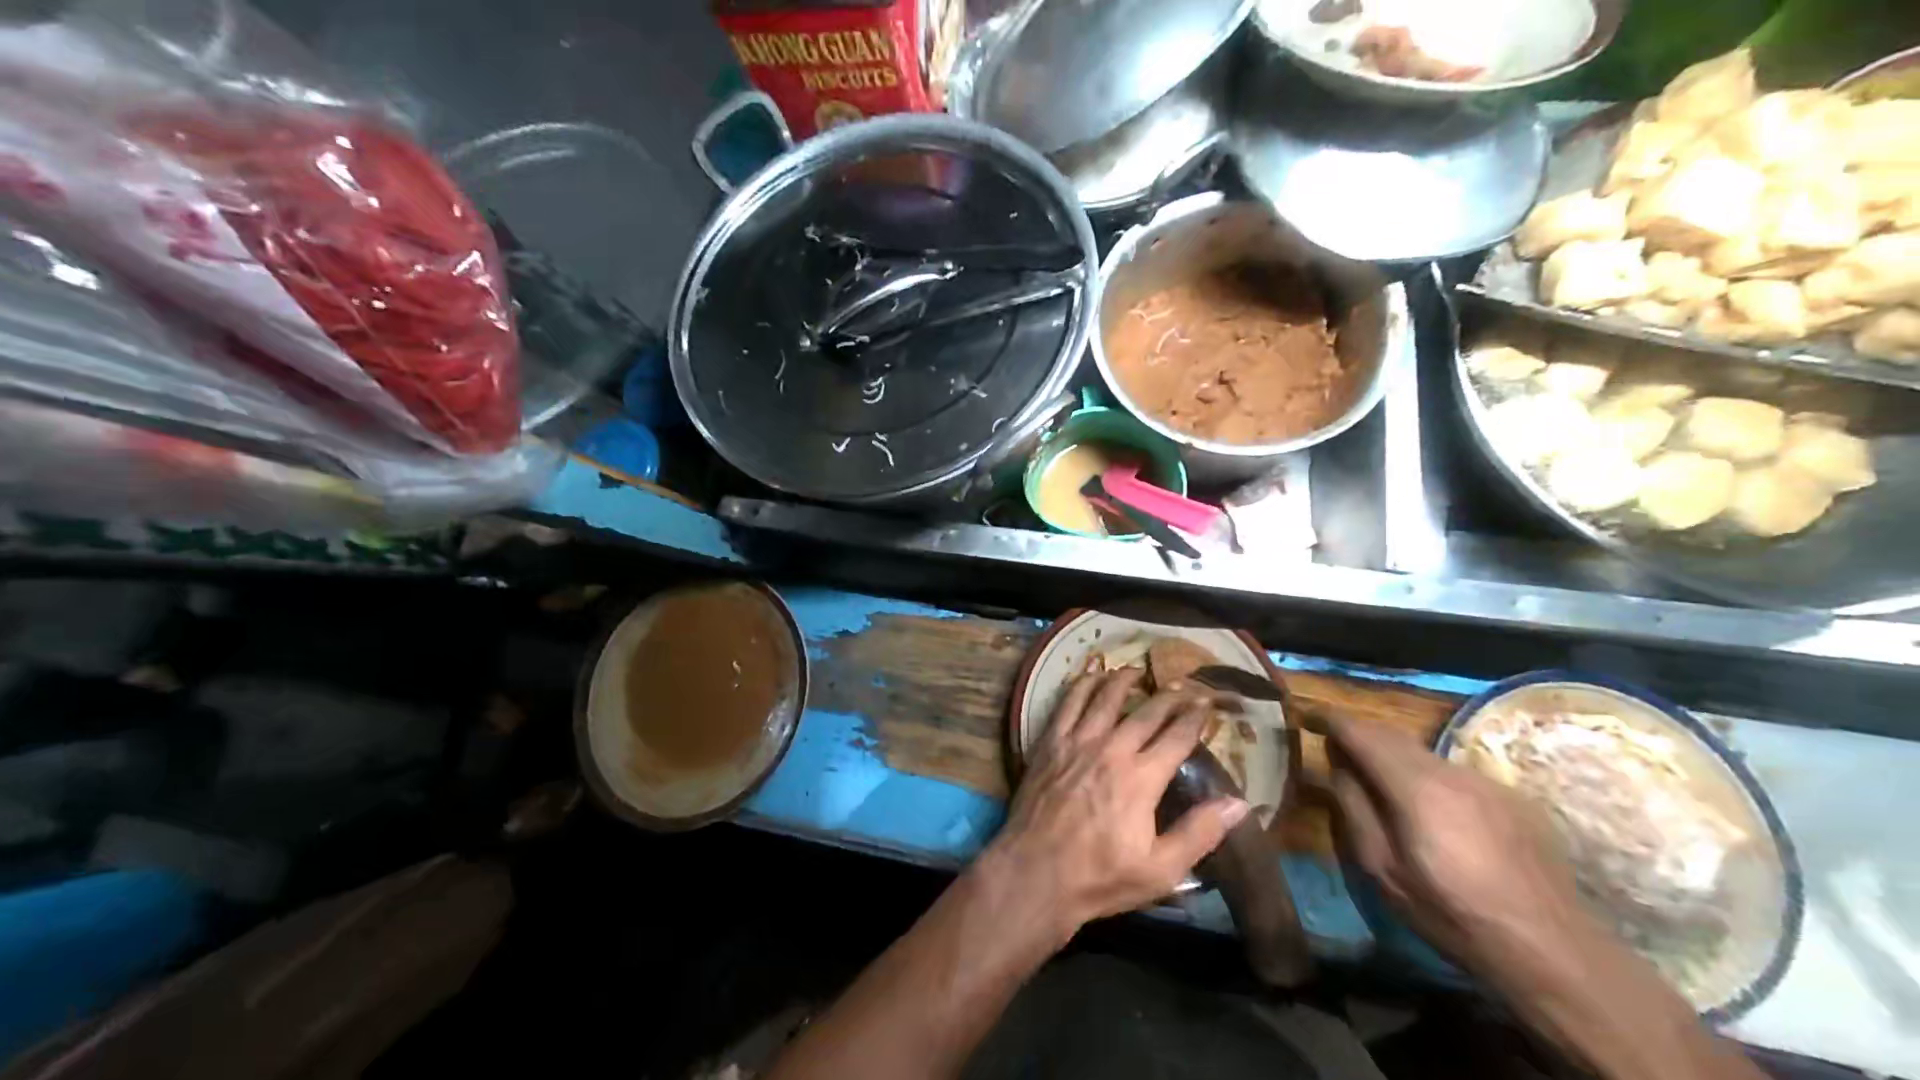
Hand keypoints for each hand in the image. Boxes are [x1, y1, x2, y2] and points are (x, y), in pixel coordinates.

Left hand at [984, 669, 1251, 935]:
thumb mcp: (1160, 870)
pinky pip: (1069, 703)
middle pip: (1147, 711)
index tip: (1207, 704)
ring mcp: (1078, 742)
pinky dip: (1082, 685)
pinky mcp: (1051, 743)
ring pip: (1105, 698)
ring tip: (1137, 671)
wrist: (1034, 872)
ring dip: (1124, 680)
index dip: (1195, 718)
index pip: (1177, 736)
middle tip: (1183, 686)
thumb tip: (1240, 803)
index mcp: (1142, 778)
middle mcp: (1112, 749)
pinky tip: (1091, 677)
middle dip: (1169, 696)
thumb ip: (1200, 832)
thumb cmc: (1099, 876)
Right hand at [1324, 720, 1769, 1079]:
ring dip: (1395, 759)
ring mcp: (1487, 781)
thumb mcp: (1381, 868)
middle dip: (1359, 735)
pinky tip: (1434, 814)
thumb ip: (1353, 806)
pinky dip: (1429, 779)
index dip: (1329, 718)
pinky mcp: (1513, 798)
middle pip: (1392, 735)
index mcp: (1415, 785)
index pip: (1361, 732)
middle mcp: (1451, 770)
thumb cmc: (1451, 913)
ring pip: (1425, 755)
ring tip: (1382, 784)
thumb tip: (1338, 765)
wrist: (1552, 949)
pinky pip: (1455, 775)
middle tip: (1335, 748)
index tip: (1306, 713)